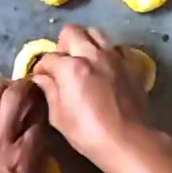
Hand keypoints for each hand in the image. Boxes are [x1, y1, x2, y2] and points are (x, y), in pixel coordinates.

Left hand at [0, 79, 48, 172]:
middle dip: (24, 85)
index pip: (39, 118)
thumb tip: (42, 141)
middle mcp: (2, 141)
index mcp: (24, 155)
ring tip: (9, 85)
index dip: (45, 105)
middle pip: (14, 98)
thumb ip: (39, 161)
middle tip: (30, 83)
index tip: (49, 100)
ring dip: (1, 87)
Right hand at [29, 25, 163, 172]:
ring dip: (86, 42)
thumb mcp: (59, 116)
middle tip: (63, 64)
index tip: (41, 79)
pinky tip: (104, 68)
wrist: (127, 140)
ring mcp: (114, 57)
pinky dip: (107, 53)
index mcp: (70, 67)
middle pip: (72, 32)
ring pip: (96, 33)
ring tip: (84, 61)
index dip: (41, 68)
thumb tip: (42, 78)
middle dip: (62, 45)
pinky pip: (116, 48)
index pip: (48, 57)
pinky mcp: (130, 64)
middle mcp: (92, 54)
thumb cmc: (87, 133)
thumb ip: (50, 91)